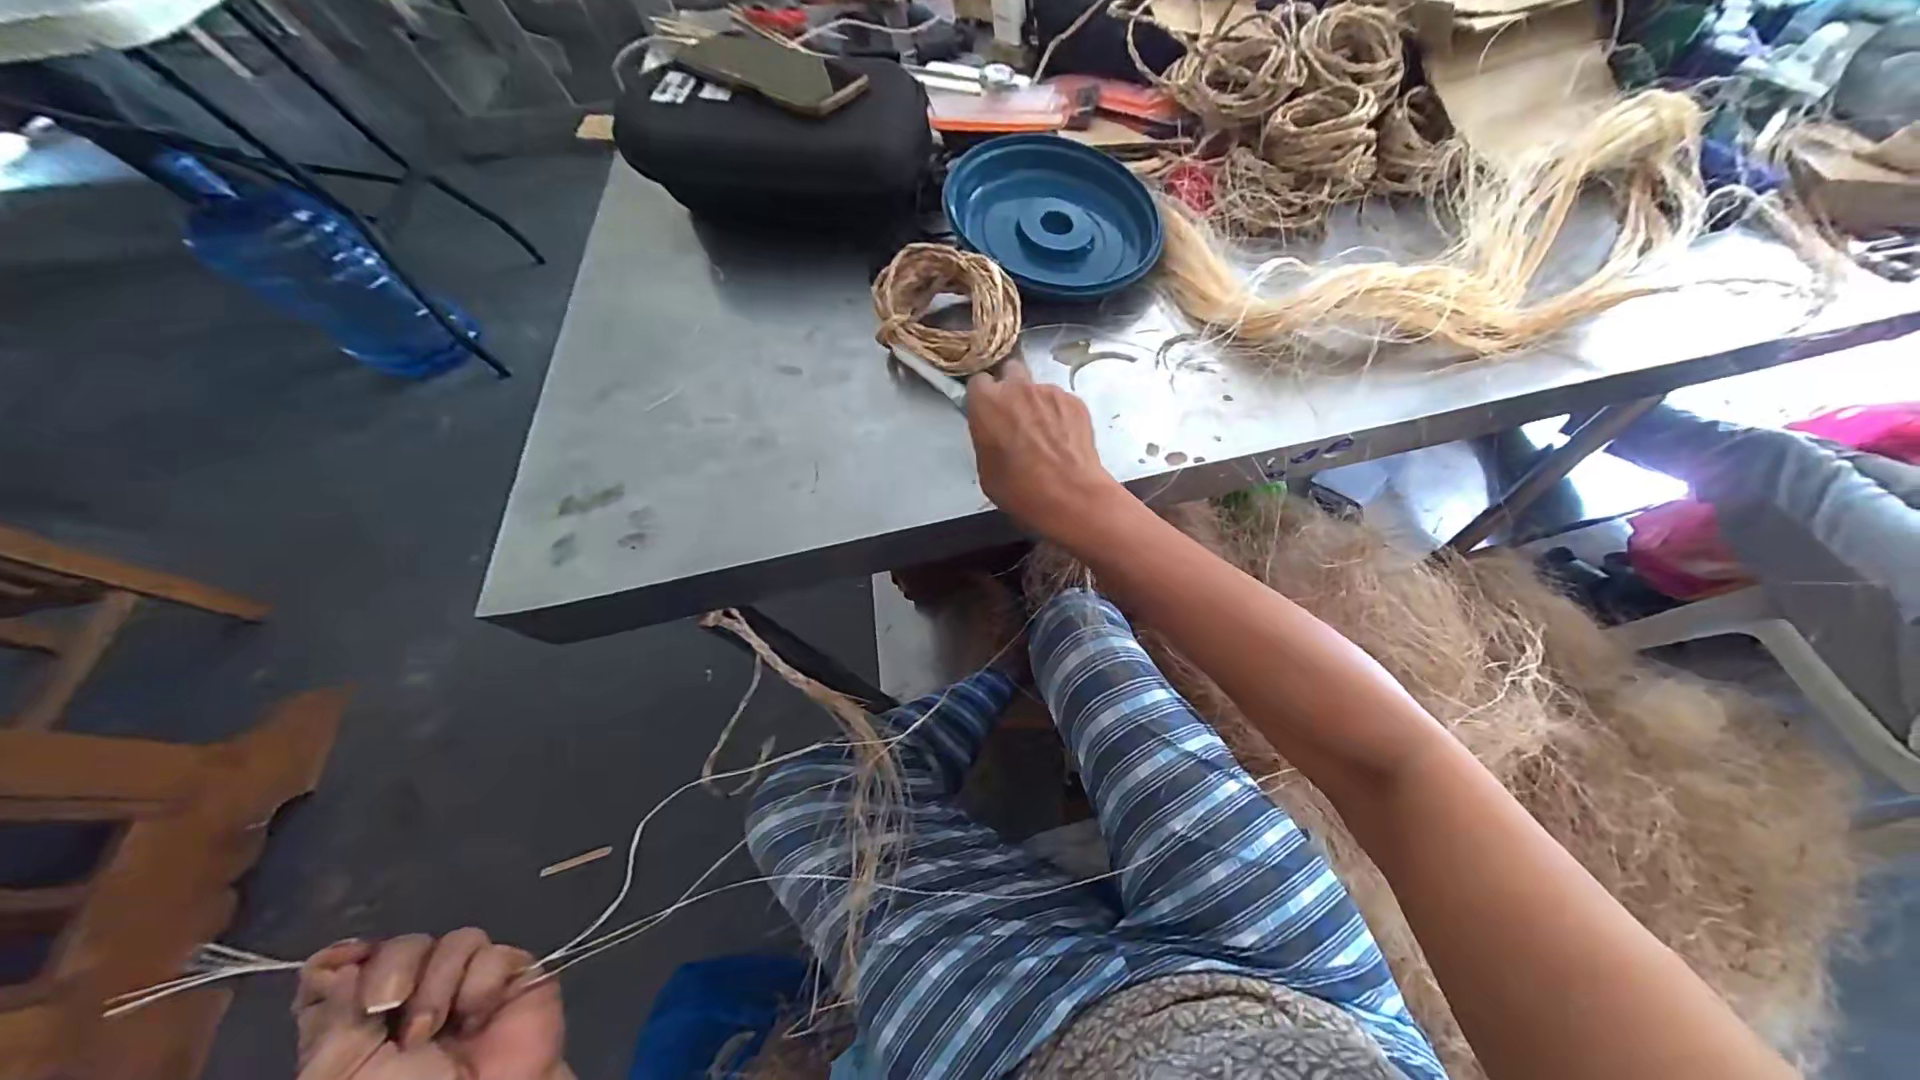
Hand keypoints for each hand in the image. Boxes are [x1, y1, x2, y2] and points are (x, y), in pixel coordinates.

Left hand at [294, 931, 568, 1079]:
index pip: (347, 966)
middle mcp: (414, 996)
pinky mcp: (513, 975)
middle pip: (402, 944)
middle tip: (388, 1003)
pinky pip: (495, 953)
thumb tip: (336, 963)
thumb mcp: (342, 1072)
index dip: (341, 958)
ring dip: (438, 983)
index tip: (338, 965)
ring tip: (434, 1028)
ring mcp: (467, 983)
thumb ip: (334, 1015)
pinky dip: (482, 984)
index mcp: (360, 1022)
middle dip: (393, 966)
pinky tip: (478, 1017)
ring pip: (455, 940)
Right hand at [966, 358, 1128, 541]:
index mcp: (987, 403)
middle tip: (1014, 415)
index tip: (986, 411)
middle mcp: (1018, 388)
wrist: (1070, 495)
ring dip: (1037, 404)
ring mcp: (1050, 392)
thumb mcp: (986, 470)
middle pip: (1010, 370)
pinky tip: (1062, 440)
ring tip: (1044, 435)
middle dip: (1010, 387)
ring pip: (1038, 389)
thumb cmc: (1021, 489)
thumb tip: (994, 435)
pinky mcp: (1076, 401)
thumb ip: (986, 440)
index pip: (978, 382)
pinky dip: (1060, 415)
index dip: (982, 397)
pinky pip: (1061, 402)